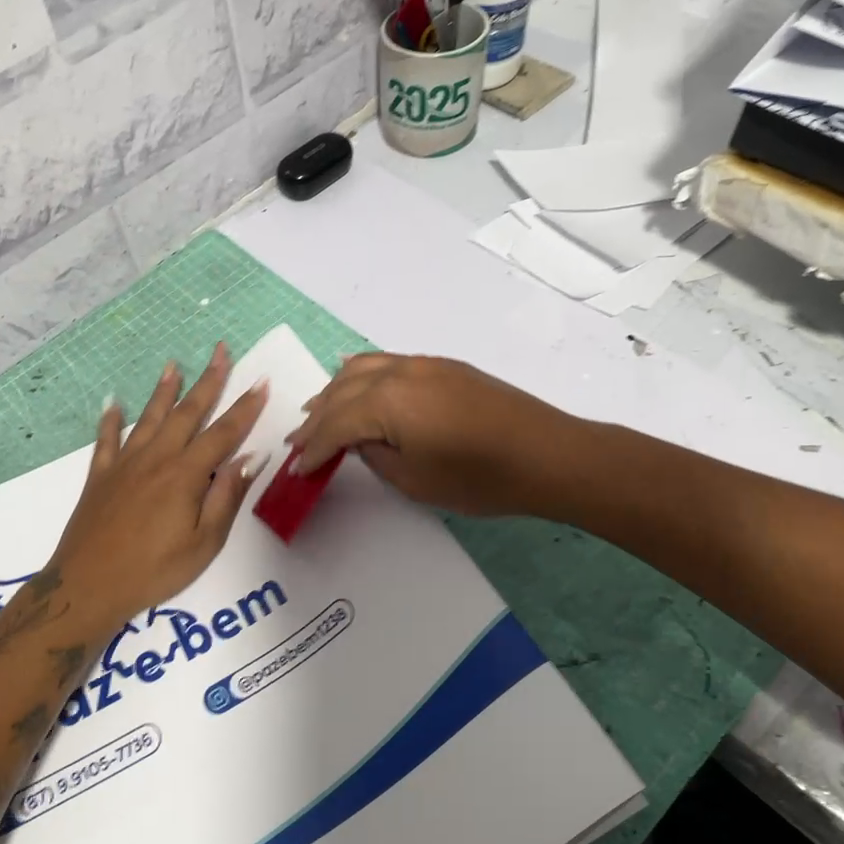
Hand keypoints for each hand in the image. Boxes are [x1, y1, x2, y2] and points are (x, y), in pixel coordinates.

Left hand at [50, 343, 268, 636]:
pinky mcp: (99, 475)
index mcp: (186, 475)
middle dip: (208, 380)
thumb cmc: (153, 571)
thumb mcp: (203, 544)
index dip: (245, 407)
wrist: (88, 585)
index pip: (223, 433)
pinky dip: (110, 419)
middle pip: (188, 412)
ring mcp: (124, 463)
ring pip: (149, 417)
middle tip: (221, 350)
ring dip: (164, 389)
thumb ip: (226, 497)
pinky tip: (112, 402)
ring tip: (174, 364)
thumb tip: (250, 458)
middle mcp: (156, 458)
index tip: (261, 381)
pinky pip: (106, 439)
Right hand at [286, 353, 575, 516]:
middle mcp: (398, 373)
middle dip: (318, 417)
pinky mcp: (443, 367)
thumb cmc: (479, 478)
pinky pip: (387, 363)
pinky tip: (355, 380)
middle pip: (342, 391)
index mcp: (386, 402)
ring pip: (362, 368)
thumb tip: (362, 440)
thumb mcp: (415, 480)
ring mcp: (422, 365)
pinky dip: (362, 374)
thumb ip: (376, 456)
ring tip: (318, 410)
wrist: (547, 455)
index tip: (296, 468)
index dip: (313, 448)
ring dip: (336, 390)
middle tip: (298, 440)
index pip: (335, 424)